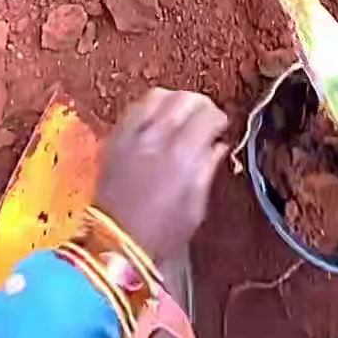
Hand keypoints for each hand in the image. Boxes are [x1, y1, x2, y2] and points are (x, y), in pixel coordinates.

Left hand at [95, 89, 229, 262]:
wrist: (115, 242)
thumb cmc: (162, 232)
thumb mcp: (196, 207)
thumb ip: (208, 168)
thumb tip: (219, 144)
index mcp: (180, 157)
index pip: (206, 116)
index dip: (219, 118)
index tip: (222, 128)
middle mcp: (156, 137)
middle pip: (184, 99)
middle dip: (202, 105)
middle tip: (207, 118)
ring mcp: (132, 133)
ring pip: (159, 95)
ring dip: (177, 100)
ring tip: (183, 114)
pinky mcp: (116, 135)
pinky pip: (136, 105)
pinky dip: (152, 105)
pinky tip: (159, 117)